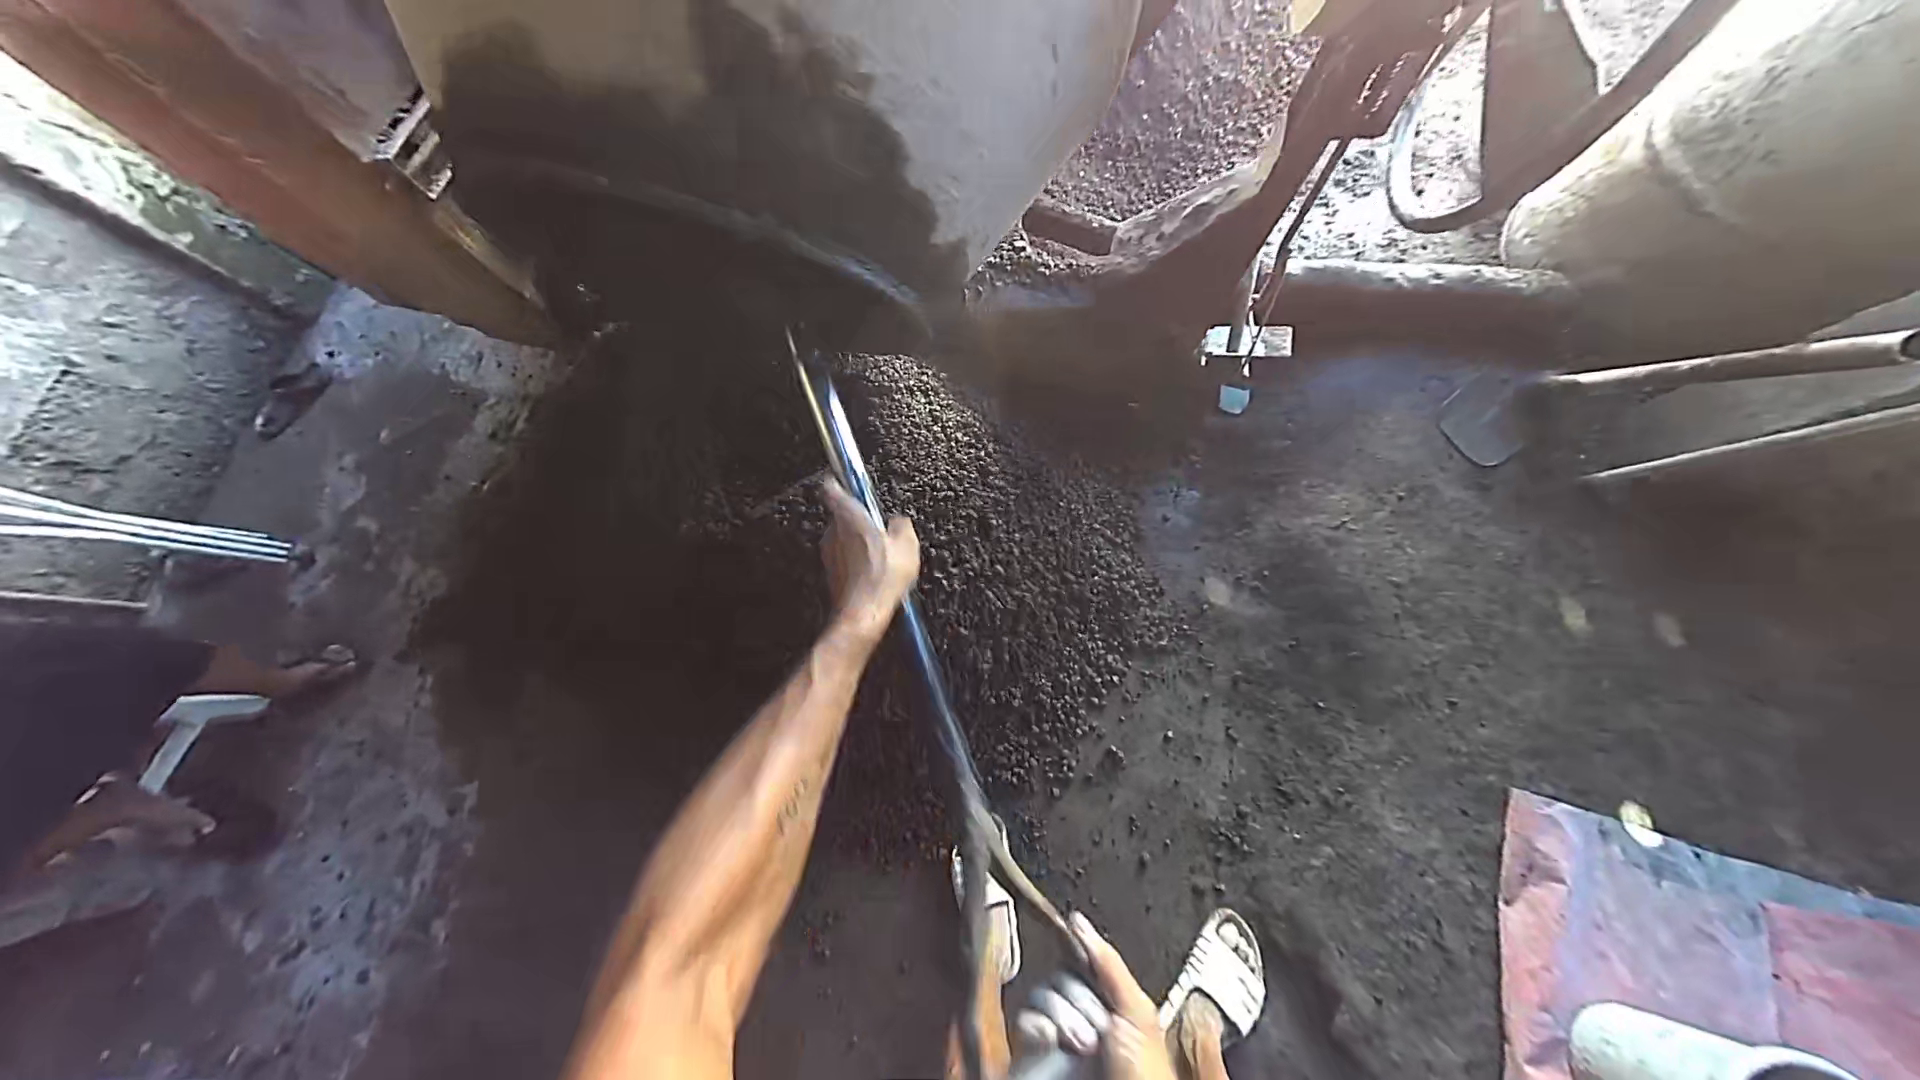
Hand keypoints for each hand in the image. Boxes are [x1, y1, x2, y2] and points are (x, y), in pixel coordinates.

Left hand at [820, 480, 918, 640]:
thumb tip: (900, 522)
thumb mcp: (907, 545)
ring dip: (857, 543)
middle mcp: (833, 532)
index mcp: (849, 517)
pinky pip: (844, 560)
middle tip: (879, 529)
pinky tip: (874, 574)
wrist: (863, 613)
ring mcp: (829, 553)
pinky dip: (856, 563)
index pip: (832, 488)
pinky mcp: (831, 573)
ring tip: (881, 557)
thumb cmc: (882, 578)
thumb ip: (902, 525)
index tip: (842, 480)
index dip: (838, 482)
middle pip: (842, 516)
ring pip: (843, 539)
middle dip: (858, 520)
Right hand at [1013, 913, 1178, 1079]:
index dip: (1079, 951)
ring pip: (1042, 992)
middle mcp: (1082, 1013)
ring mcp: (1058, 1032)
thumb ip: (1110, 964)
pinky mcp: (1035, 1050)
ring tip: (1084, 1047)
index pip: (1083, 957)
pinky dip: (1038, 1026)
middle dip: (1081, 998)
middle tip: (1100, 1026)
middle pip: (1061, 972)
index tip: (1074, 935)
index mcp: (1111, 1000)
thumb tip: (1078, 920)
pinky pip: (1026, 1019)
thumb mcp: (1138, 1012)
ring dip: (1064, 1016)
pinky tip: (1054, 1040)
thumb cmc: (1144, 1075)